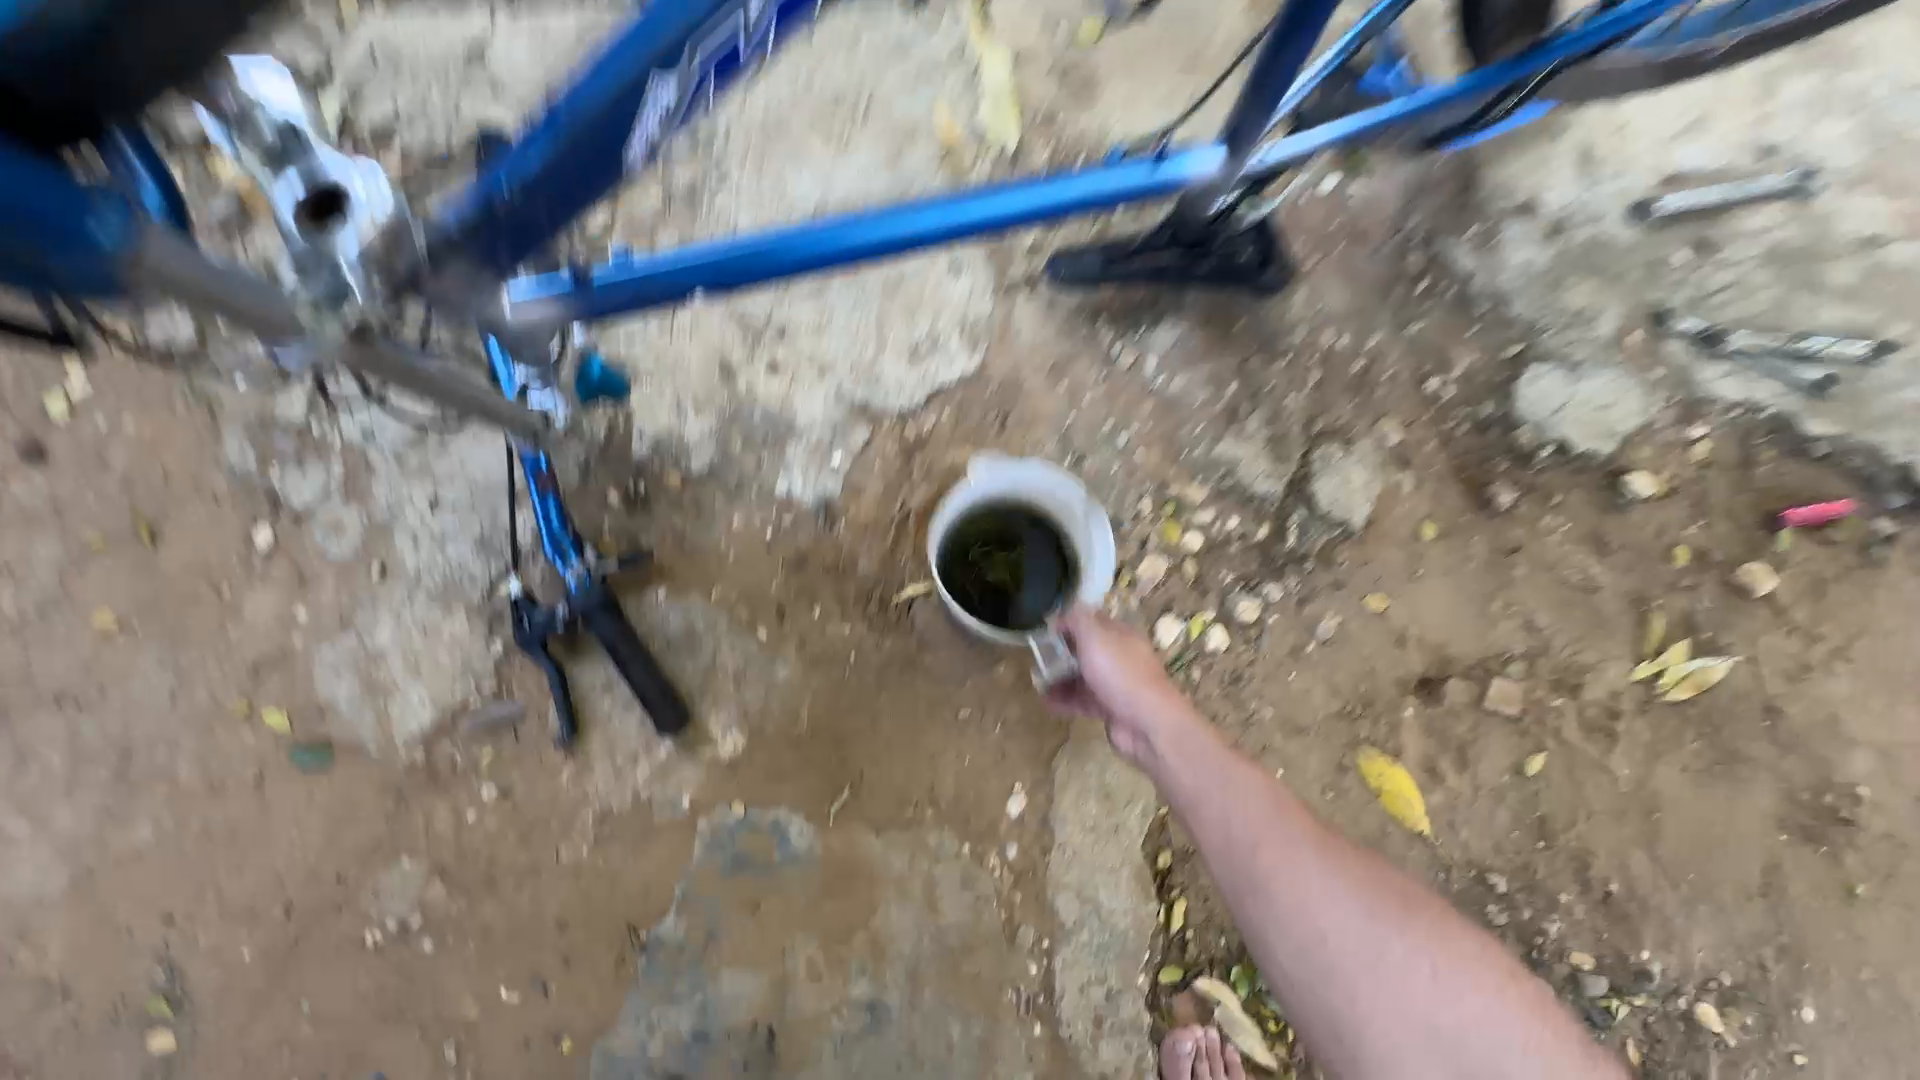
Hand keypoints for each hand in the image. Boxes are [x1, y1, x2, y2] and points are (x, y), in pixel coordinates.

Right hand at [1045, 606, 1202, 769]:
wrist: (1147, 722)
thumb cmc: (1119, 673)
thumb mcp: (1095, 636)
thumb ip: (1077, 619)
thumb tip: (1062, 613)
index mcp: (1121, 635)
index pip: (1093, 621)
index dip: (1069, 623)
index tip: (1046, 631)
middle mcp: (1120, 656)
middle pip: (1086, 650)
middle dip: (1062, 653)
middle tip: (1037, 658)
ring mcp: (1117, 684)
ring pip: (1084, 676)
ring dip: (1061, 678)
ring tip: (1037, 682)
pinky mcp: (1111, 708)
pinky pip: (1084, 700)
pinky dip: (1066, 700)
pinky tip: (1047, 702)